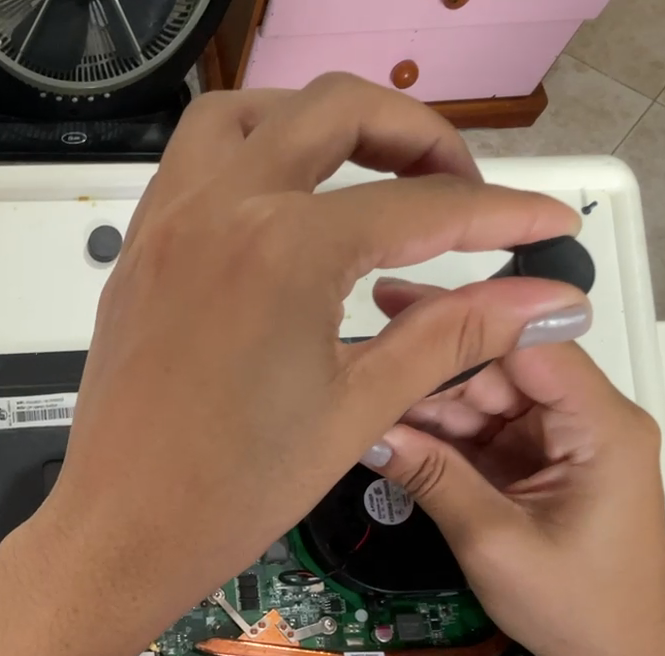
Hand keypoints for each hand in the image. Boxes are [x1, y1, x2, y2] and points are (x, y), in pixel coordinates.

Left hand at [18, 75, 592, 655]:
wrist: (123, 534)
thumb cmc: (229, 493)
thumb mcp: (355, 411)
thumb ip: (451, 337)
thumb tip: (539, 300)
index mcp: (284, 250)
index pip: (418, 205)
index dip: (499, 214)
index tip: (541, 227)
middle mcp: (217, 213)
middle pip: (335, 112)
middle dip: (416, 134)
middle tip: (455, 187)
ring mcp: (164, 230)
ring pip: (243, 116)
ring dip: (311, 123)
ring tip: (360, 172)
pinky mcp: (134, 258)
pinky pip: (186, 170)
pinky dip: (241, 161)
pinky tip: (274, 213)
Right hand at [365, 280, 664, 655]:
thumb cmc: (570, 605)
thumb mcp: (491, 539)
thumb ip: (432, 476)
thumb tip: (364, 430)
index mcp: (601, 426)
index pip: (531, 345)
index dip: (465, 322)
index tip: (394, 309)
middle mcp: (588, 421)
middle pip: (502, 371)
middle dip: (434, 381)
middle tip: (364, 381)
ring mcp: (563, 445)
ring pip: (487, 405)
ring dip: (432, 416)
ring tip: (369, 419)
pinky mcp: (542, 468)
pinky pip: (486, 438)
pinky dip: (444, 443)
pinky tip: (397, 443)